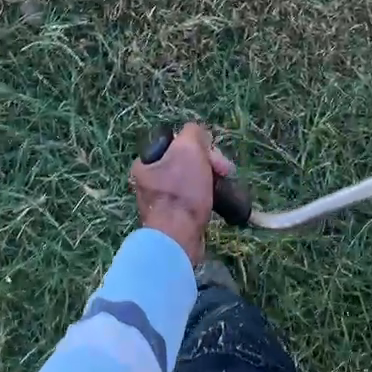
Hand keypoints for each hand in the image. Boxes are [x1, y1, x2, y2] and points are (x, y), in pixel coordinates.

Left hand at [129, 122, 234, 265]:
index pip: (178, 143)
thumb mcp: (188, 149)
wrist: (178, 238)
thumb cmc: (182, 191)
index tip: (214, 156)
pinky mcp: (173, 217)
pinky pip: (192, 197)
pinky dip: (205, 196)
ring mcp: (160, 199)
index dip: (200, 146)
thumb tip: (199, 135)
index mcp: (146, 161)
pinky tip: (216, 199)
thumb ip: (193, 133)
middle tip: (225, 171)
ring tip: (224, 185)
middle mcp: (149, 179)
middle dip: (209, 162)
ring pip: (191, 178)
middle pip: (186, 160)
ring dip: (210, 178)